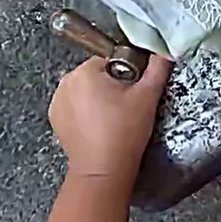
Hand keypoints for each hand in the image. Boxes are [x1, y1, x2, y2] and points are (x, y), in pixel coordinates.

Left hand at [48, 56, 173, 183]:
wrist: (103, 171)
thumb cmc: (125, 131)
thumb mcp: (148, 96)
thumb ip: (158, 67)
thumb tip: (165, 50)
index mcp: (85, 71)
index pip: (111, 59)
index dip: (127, 74)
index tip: (134, 93)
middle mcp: (65, 81)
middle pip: (97, 73)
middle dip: (112, 85)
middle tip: (126, 107)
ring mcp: (57, 101)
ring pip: (86, 88)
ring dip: (98, 97)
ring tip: (113, 118)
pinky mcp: (55, 118)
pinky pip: (75, 104)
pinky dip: (86, 110)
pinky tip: (99, 125)